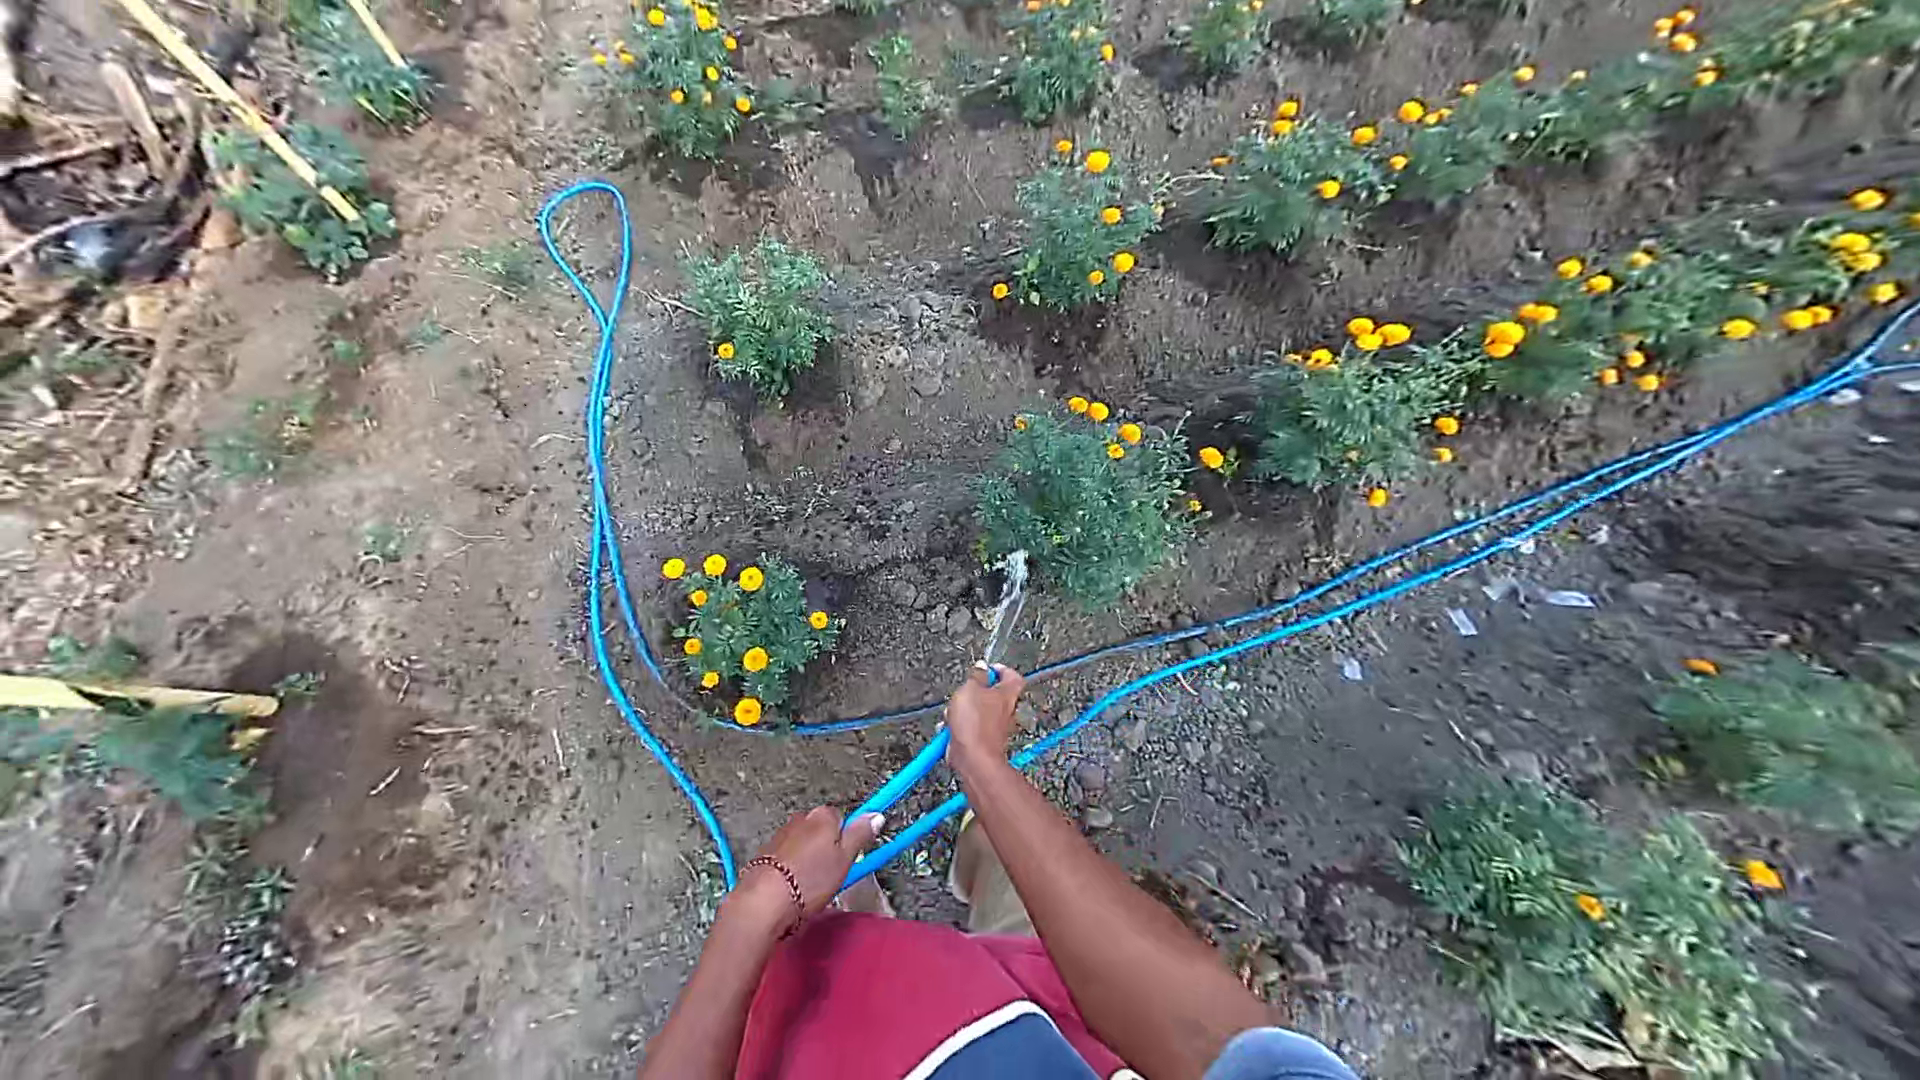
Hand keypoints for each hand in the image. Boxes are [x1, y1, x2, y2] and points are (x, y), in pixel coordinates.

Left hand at [733, 806, 884, 931]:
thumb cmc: (808, 880)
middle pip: (822, 832)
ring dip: (807, 862)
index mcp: (823, 815)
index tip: (845, 862)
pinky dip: (790, 870)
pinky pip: (787, 859)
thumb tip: (875, 815)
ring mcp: (781, 835)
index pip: (843, 819)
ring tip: (807, 889)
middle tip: (829, 878)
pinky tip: (790, 890)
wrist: (762, 902)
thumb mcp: (845, 859)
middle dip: (826, 852)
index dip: (846, 842)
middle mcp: (802, 818)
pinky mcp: (765, 854)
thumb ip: (860, 834)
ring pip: (804, 846)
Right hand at [945, 663, 1025, 766]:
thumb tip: (981, 667)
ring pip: (978, 711)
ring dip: (964, 710)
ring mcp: (995, 727)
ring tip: (954, 713)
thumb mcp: (971, 689)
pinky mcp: (983, 740)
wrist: (973, 757)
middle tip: (965, 692)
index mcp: (1007, 694)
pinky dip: (959, 727)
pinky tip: (951, 729)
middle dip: (975, 692)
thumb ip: (977, 676)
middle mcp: (1005, 711)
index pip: (1012, 676)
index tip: (987, 669)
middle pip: (993, 694)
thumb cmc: (975, 723)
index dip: (1000, 670)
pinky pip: (970, 728)